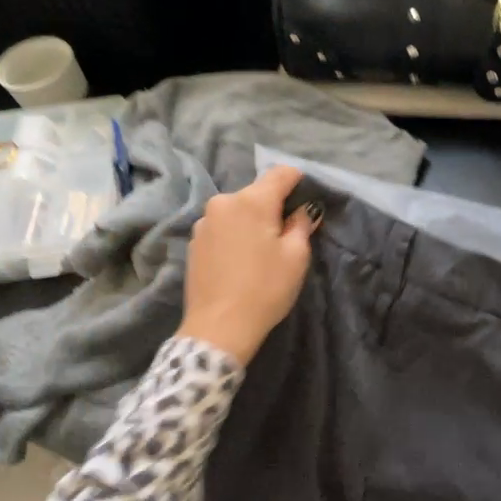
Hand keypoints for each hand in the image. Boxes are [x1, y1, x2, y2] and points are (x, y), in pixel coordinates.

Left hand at [178, 166, 319, 363]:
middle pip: (257, 193)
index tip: (306, 200)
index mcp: (251, 201)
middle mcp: (223, 202)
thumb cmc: (265, 289)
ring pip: (238, 211)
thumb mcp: (296, 257)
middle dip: (273, 207)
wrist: (220, 327)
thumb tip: (300, 211)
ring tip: (260, 252)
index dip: (298, 181)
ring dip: (252, 222)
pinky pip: (222, 228)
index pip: (280, 173)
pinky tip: (240, 262)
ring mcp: (204, 222)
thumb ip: (301, 224)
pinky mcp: (193, 242)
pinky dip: (235, 236)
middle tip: (286, 235)